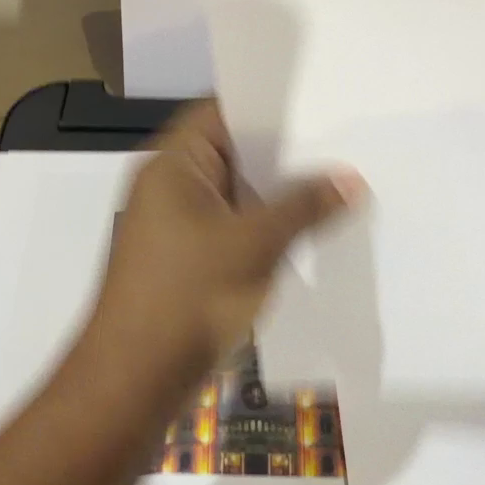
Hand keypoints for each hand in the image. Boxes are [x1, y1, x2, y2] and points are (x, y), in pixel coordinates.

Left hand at [88, 102, 363, 388]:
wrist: (133, 379)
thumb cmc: (188, 298)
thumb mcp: (255, 245)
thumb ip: (305, 207)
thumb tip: (351, 179)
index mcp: (172, 164)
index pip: (224, 111)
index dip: (273, 107)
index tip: (325, 106)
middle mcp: (169, 187)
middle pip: (234, 154)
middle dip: (287, 156)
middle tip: (347, 148)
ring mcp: (175, 227)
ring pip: (236, 197)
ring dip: (279, 198)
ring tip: (341, 188)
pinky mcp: (185, 264)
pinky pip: (231, 232)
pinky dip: (264, 231)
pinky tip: (309, 236)